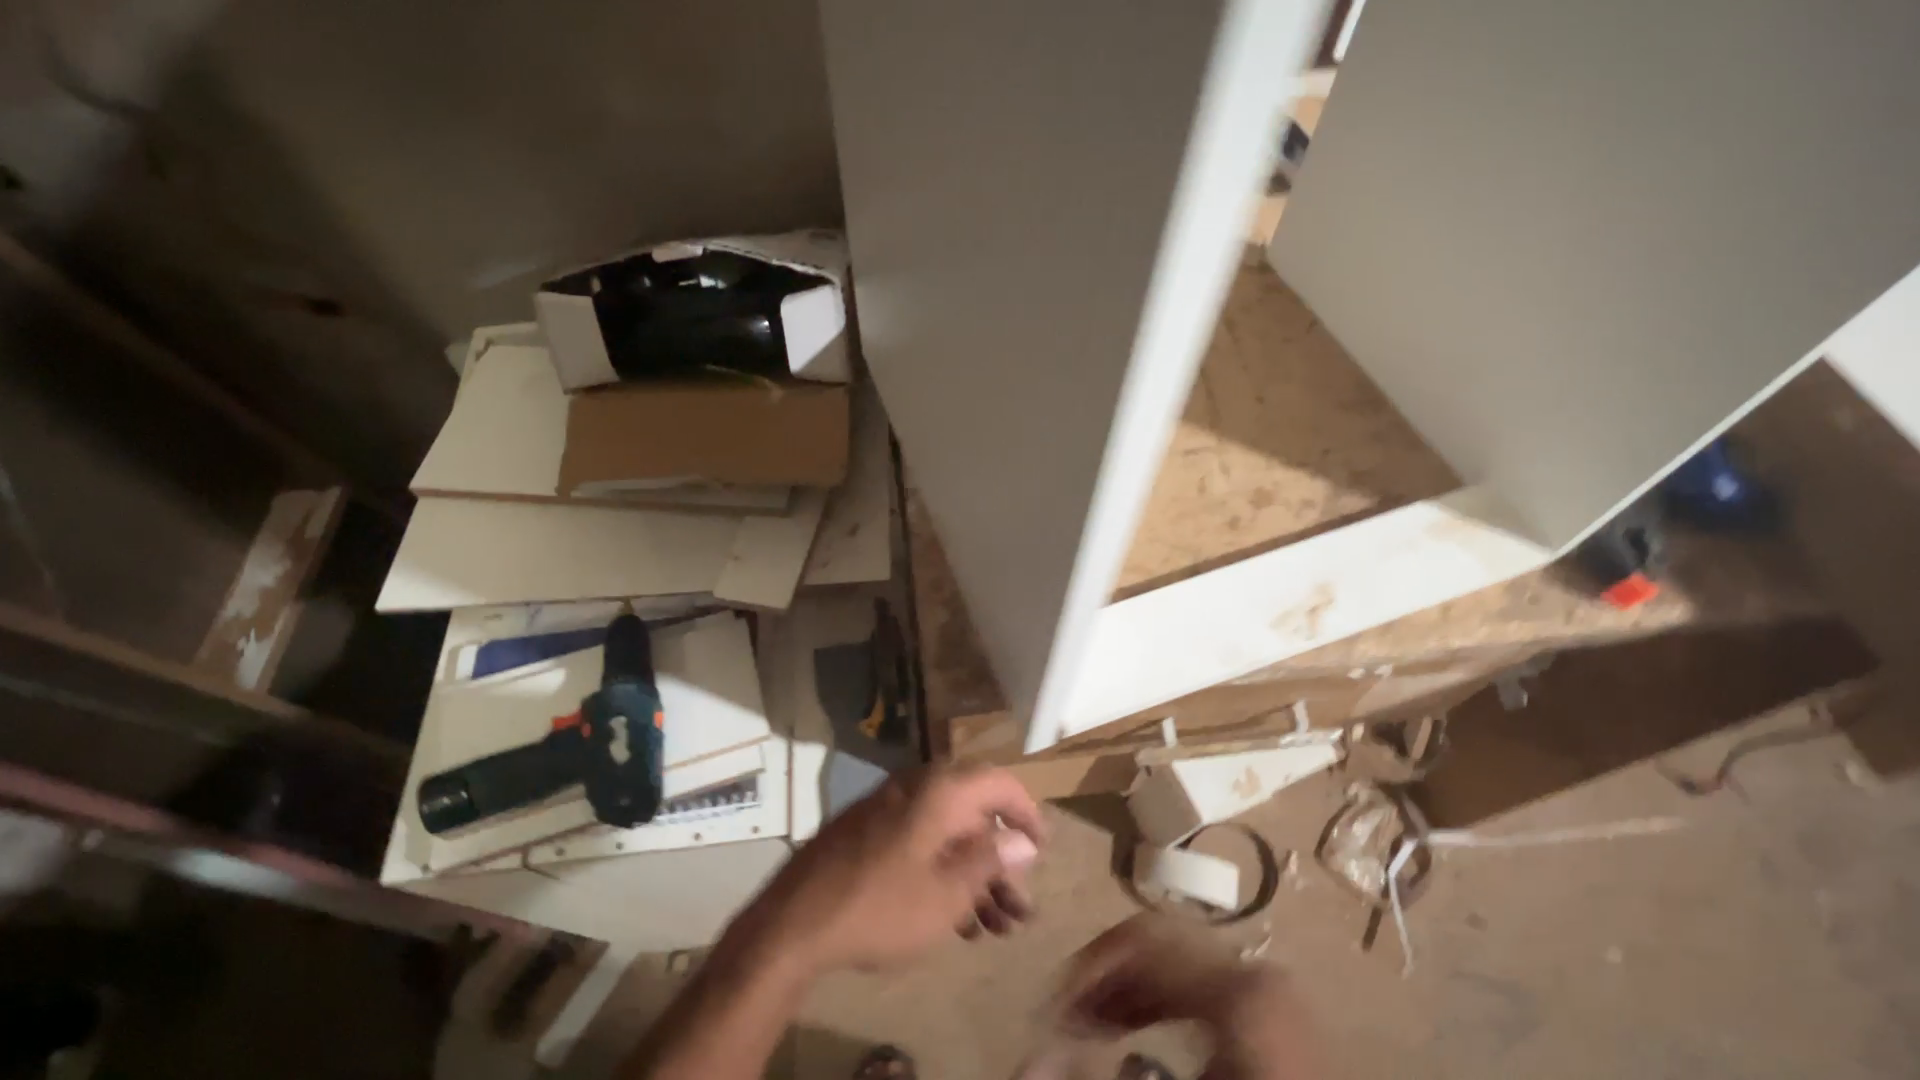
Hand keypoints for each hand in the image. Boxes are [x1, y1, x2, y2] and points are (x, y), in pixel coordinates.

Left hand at [728, 765, 1044, 977]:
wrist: (793, 923)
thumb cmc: (881, 907)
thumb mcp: (946, 893)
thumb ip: (989, 860)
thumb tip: (1022, 838)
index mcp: (938, 792)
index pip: (998, 782)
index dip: (1026, 813)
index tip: (1041, 851)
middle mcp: (914, 790)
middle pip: (973, 816)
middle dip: (1001, 865)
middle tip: (1020, 912)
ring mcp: (886, 812)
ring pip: (946, 837)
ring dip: (975, 878)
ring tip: (995, 930)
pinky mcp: (865, 837)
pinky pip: (918, 846)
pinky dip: (942, 876)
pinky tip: (954, 923)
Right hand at [1055, 915, 1317, 1079]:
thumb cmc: (1249, 1079)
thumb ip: (1098, 1070)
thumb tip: (1031, 1056)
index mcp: (1238, 983)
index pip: (1137, 939)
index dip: (1084, 971)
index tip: (1049, 1009)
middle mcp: (1254, 968)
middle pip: (1155, 944)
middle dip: (1102, 979)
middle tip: (1064, 1019)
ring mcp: (1267, 985)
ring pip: (1174, 962)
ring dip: (1124, 990)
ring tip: (1089, 1027)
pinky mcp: (1269, 1006)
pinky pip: (1199, 982)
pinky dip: (1157, 1000)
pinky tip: (1129, 1027)